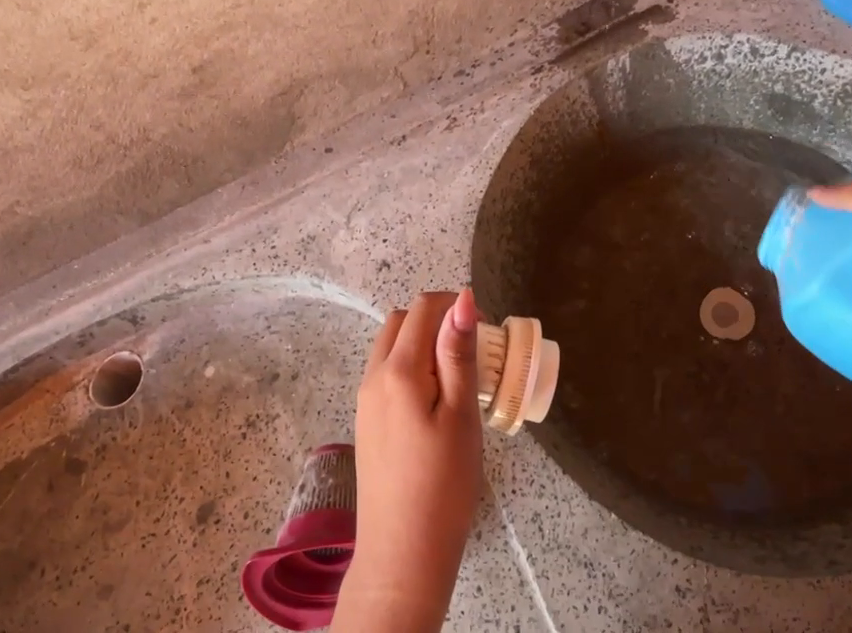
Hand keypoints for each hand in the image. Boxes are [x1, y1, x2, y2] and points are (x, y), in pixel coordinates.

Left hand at [334, 290, 483, 632]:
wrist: (403, 554)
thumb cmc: (443, 483)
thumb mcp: (462, 414)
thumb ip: (459, 353)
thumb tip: (461, 298)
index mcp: (397, 370)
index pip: (423, 308)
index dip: (456, 307)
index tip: (486, 334)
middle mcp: (373, 376)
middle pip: (403, 321)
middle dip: (439, 321)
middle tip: (476, 353)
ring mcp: (365, 401)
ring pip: (392, 346)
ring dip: (424, 344)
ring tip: (460, 378)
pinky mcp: (367, 423)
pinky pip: (387, 374)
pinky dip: (412, 368)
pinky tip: (437, 402)